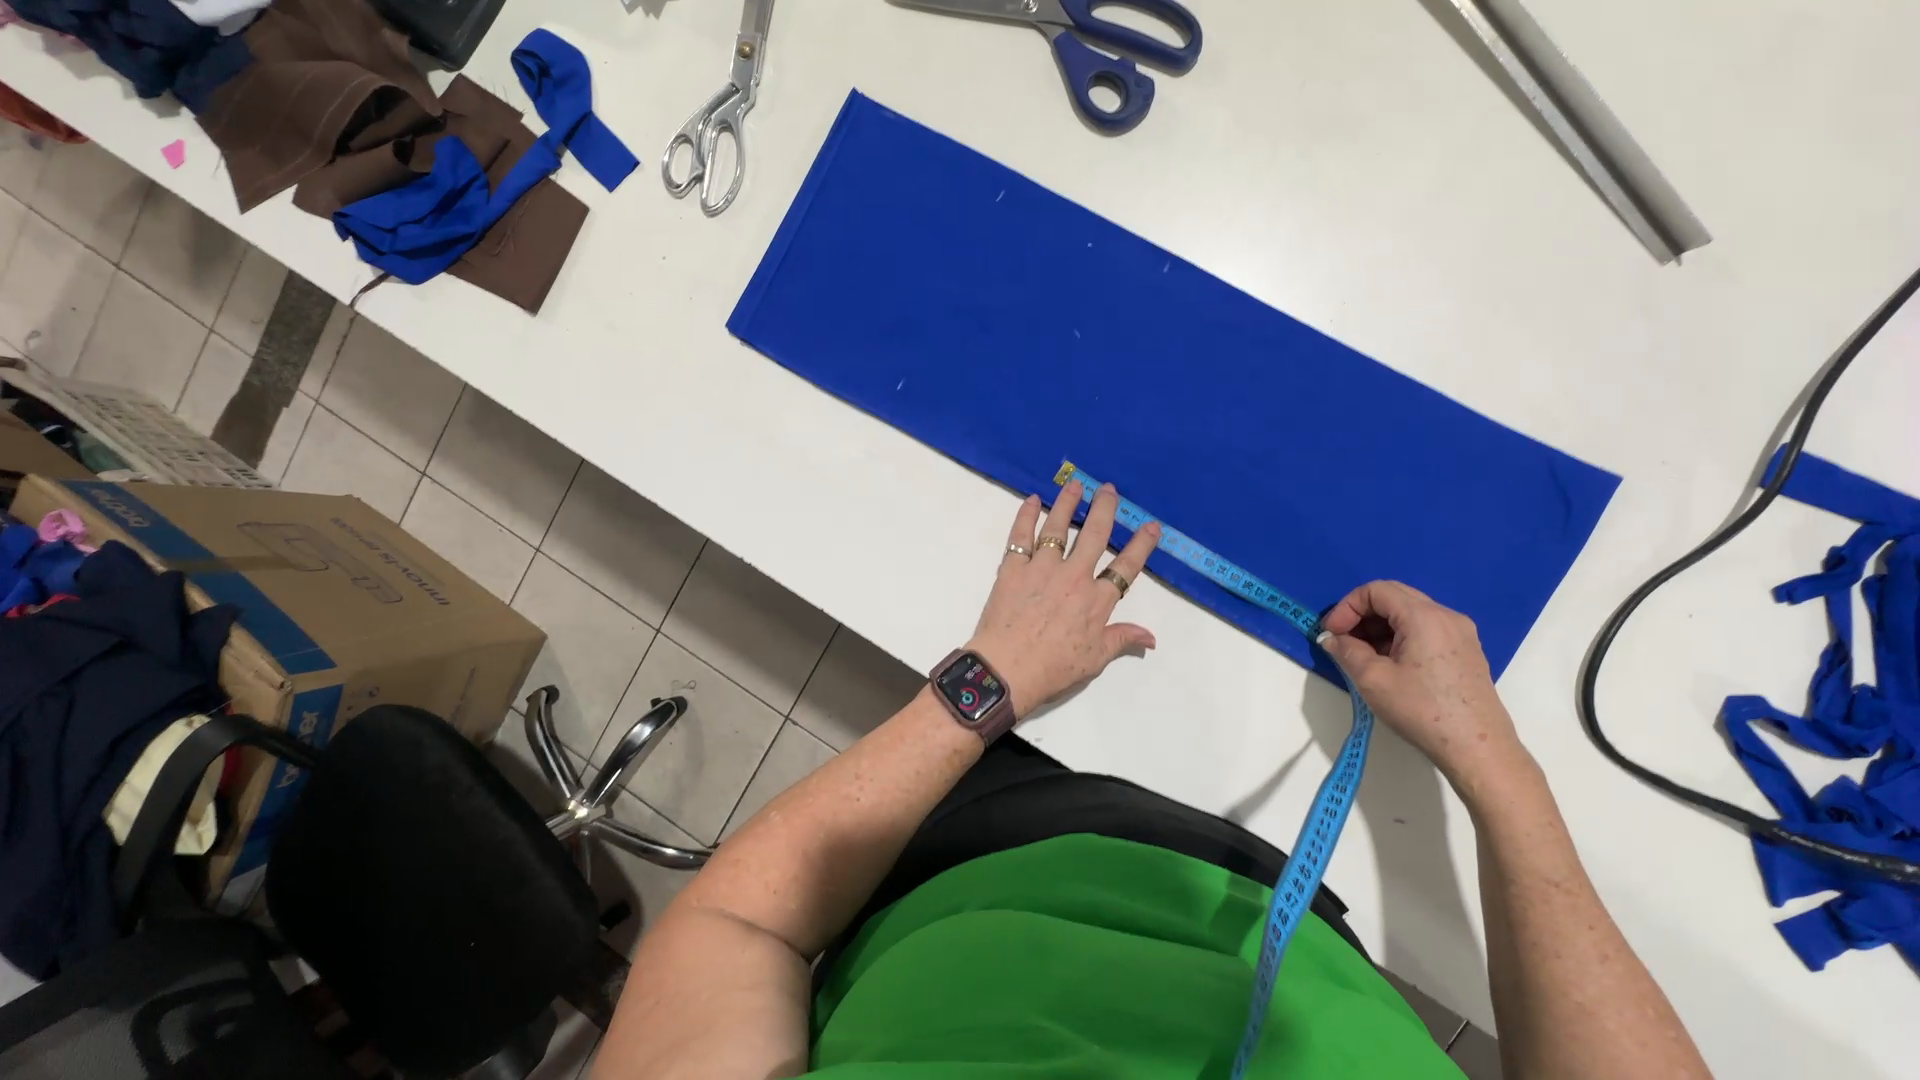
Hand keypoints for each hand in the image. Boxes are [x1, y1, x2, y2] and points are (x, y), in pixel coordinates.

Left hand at [966, 482, 1160, 717]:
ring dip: (1067, 504)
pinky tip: (1032, 500)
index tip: (1151, 526)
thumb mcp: (1095, 659)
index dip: (1141, 545)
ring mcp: (1042, 568)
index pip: (1125, 567)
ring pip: (1058, 527)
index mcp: (1097, 600)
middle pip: (1094, 535)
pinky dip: (1026, 516)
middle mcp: (1073, 576)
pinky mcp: (1013, 568)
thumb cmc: (1054, 669)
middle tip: (1108, 489)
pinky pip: (1021, 535)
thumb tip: (1152, 637)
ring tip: (1075, 485)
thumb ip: (1122, 640)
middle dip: (1105, 509)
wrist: (1006, 670)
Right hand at [1317, 581, 1524, 783]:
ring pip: (1410, 614)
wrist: (1476, 747)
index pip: (1376, 590)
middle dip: (1362, 615)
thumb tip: (1331, 639)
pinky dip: (1400, 637)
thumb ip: (1346, 651)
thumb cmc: (1421, 709)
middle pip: (1395, 597)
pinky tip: (1390, 664)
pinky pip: (1425, 629)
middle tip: (1343, 641)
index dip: (1347, 606)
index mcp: (1424, 616)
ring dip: (1380, 627)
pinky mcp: (1466, 651)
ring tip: (1363, 656)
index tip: (1332, 633)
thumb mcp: (1373, 679)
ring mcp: (1460, 633)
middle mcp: (1446, 616)